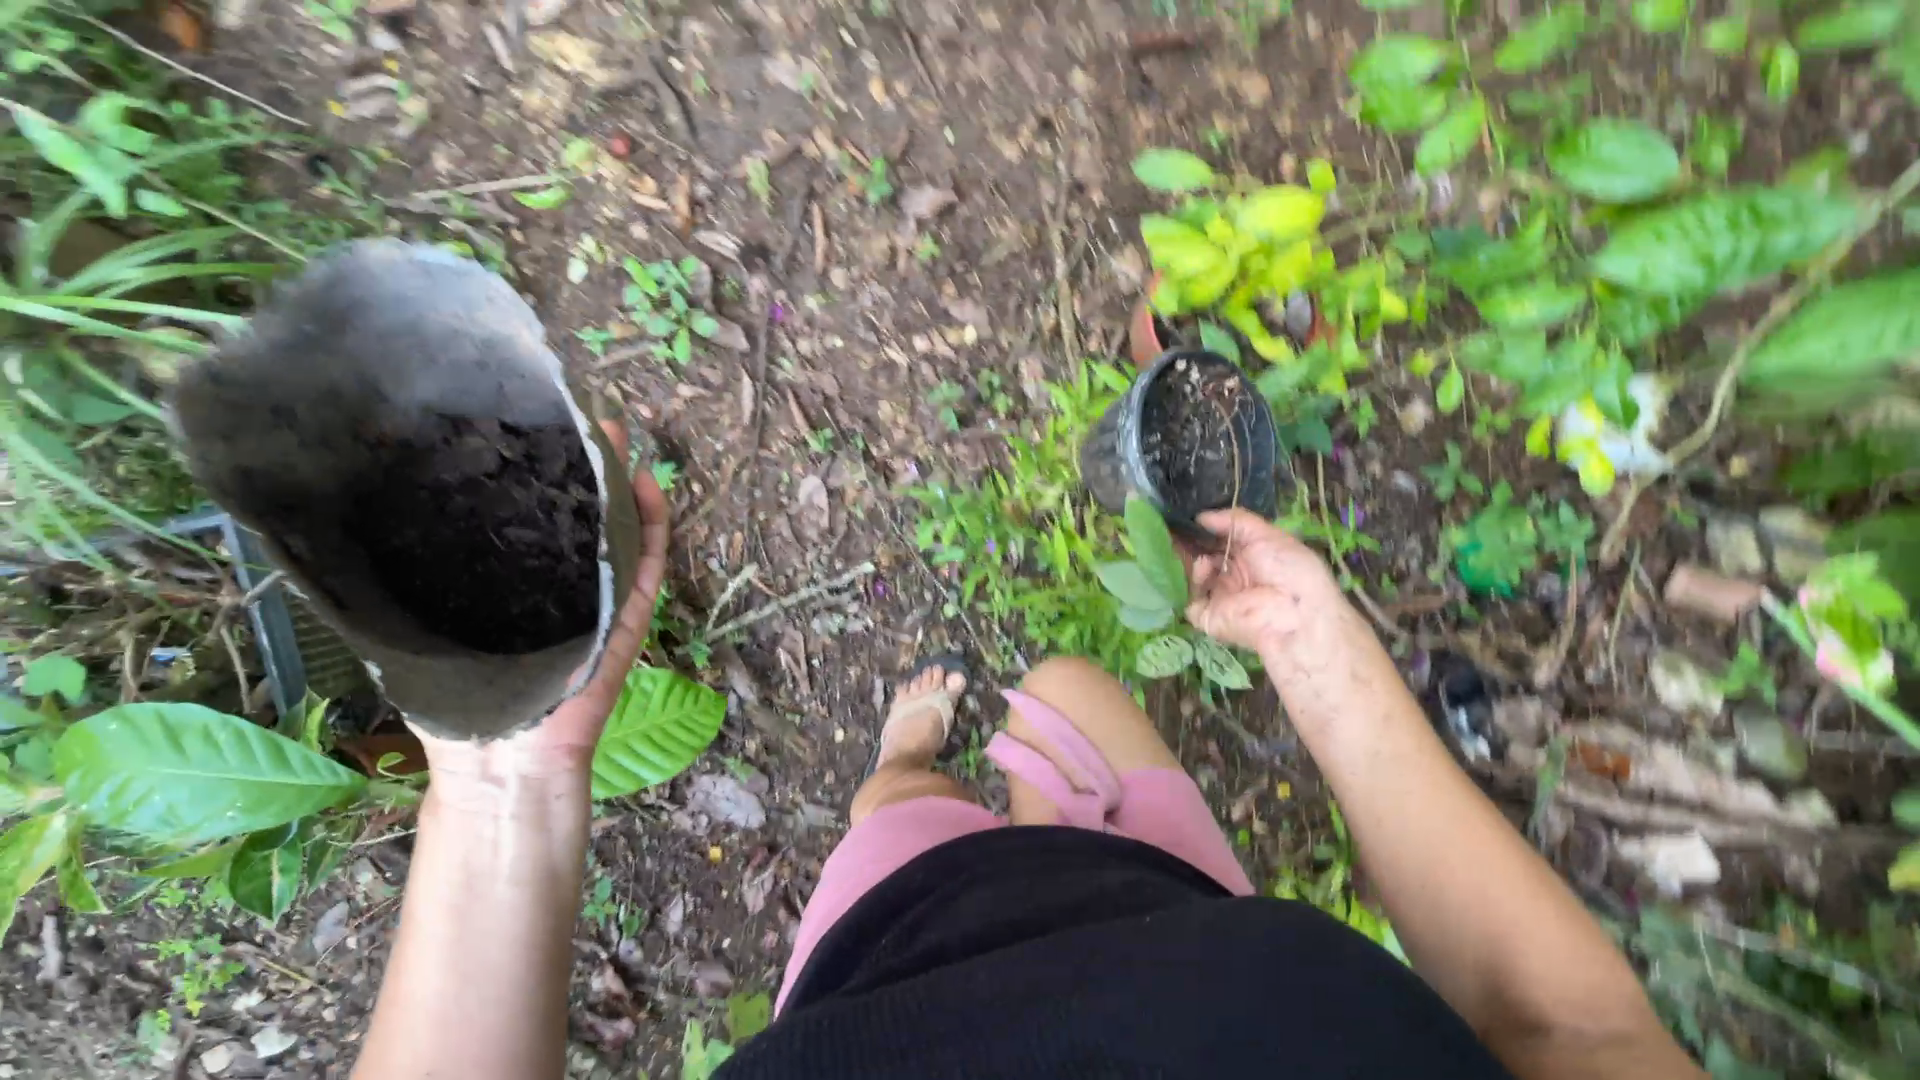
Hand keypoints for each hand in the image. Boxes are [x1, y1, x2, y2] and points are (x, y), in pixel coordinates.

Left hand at [413, 420, 670, 795]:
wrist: (508, 761)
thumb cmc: (458, 705)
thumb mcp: (405, 635)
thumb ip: (378, 590)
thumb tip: (311, 539)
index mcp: (512, 578)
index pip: (519, 512)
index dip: (520, 467)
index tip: (509, 421)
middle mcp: (559, 577)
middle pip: (574, 506)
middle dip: (576, 457)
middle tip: (572, 408)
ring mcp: (599, 592)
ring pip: (617, 524)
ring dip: (620, 478)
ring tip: (615, 431)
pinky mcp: (629, 611)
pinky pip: (648, 561)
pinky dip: (654, 524)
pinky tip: (645, 484)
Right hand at [1184, 508, 1350, 658]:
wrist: (1294, 612)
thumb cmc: (1288, 568)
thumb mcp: (1267, 534)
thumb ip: (1234, 521)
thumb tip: (1201, 516)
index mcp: (1249, 558)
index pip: (1220, 541)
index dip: (1205, 529)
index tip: (1190, 517)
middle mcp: (1232, 576)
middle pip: (1202, 556)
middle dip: (1191, 543)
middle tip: (1177, 529)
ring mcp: (1218, 596)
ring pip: (1193, 574)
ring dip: (1192, 558)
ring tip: (1201, 552)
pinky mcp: (1207, 615)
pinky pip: (1190, 596)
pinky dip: (1193, 579)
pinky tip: (1203, 568)